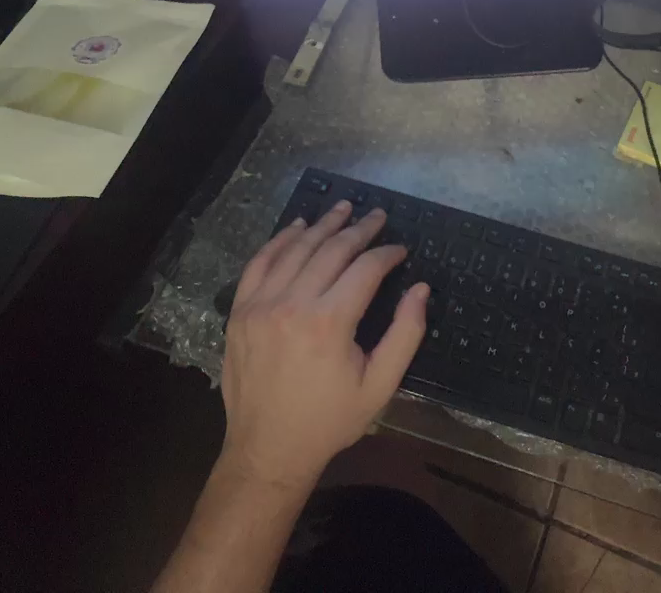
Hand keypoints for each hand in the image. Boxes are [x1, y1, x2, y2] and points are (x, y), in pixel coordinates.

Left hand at [219, 200, 428, 491]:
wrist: (267, 451)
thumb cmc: (330, 419)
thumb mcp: (380, 385)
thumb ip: (405, 333)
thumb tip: (420, 289)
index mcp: (329, 323)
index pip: (365, 268)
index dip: (387, 253)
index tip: (401, 249)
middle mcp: (292, 304)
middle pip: (331, 250)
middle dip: (359, 229)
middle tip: (378, 216)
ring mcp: (261, 306)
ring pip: (296, 249)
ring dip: (322, 225)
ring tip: (343, 209)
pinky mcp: (240, 312)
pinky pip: (259, 263)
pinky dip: (279, 240)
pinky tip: (297, 228)